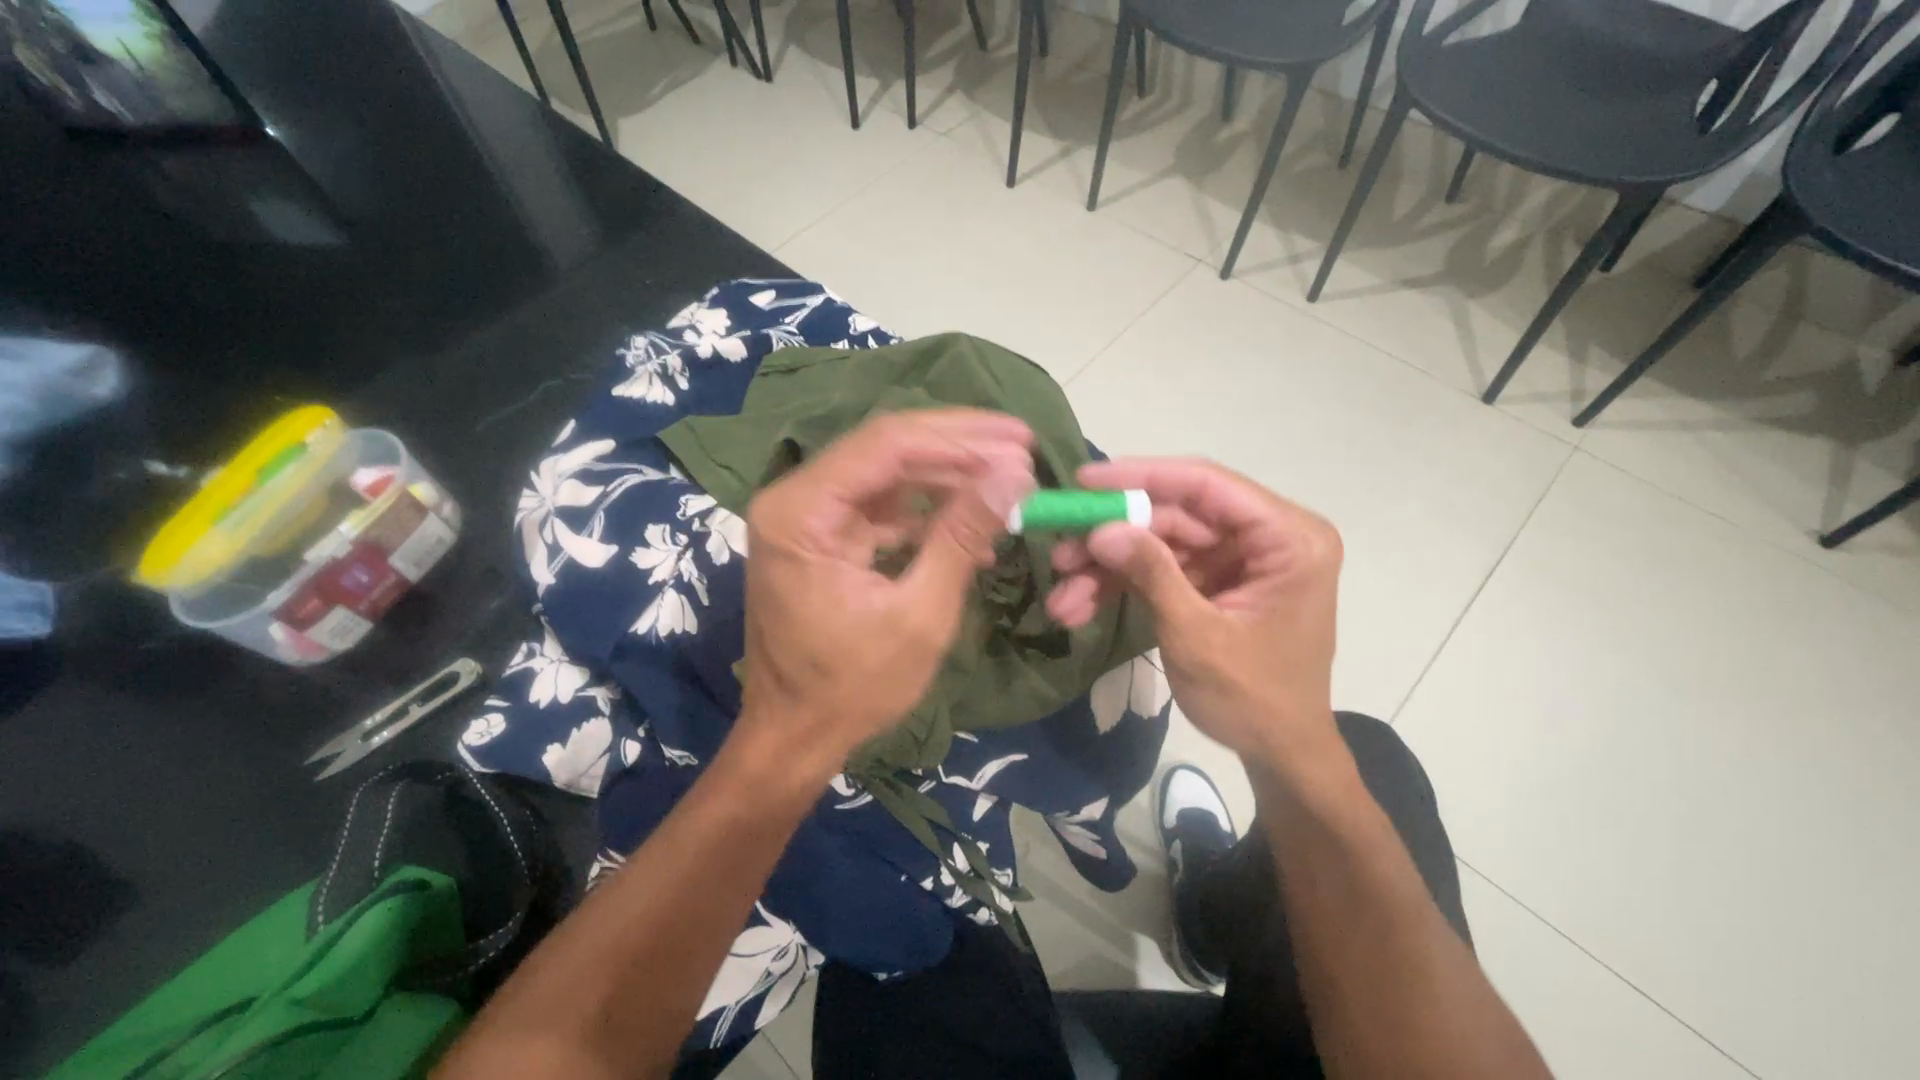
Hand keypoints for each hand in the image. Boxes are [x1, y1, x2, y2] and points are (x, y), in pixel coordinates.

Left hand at [737, 409, 1034, 780]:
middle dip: (959, 448)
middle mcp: (795, 500)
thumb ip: (962, 536)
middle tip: (1024, 448)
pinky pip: (881, 508)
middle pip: (885, 449)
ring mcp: (807, 517)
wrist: (796, 736)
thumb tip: (1014, 474)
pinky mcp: (823, 538)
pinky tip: (975, 523)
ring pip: (888, 473)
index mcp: (801, 512)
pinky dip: (928, 513)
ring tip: (1010, 481)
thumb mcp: (919, 614)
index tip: (1020, 440)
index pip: (886, 446)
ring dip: (949, 477)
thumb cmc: (852, 688)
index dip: (959, 437)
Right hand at [1046, 459, 1344, 781]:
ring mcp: (1240, 559)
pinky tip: (1079, 606)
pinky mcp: (1217, 581)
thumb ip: (1152, 574)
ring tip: (1061, 597)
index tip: (1084, 481)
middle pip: (1177, 515)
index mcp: (1289, 537)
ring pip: (1161, 543)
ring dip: (1109, 568)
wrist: (1280, 753)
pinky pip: (1163, 569)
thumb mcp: (1198, 635)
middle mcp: (1268, 535)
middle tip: (1058, 550)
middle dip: (1114, 536)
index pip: (1208, 486)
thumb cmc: (1253, 698)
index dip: (1142, 477)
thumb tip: (1101, 529)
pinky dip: (1123, 586)